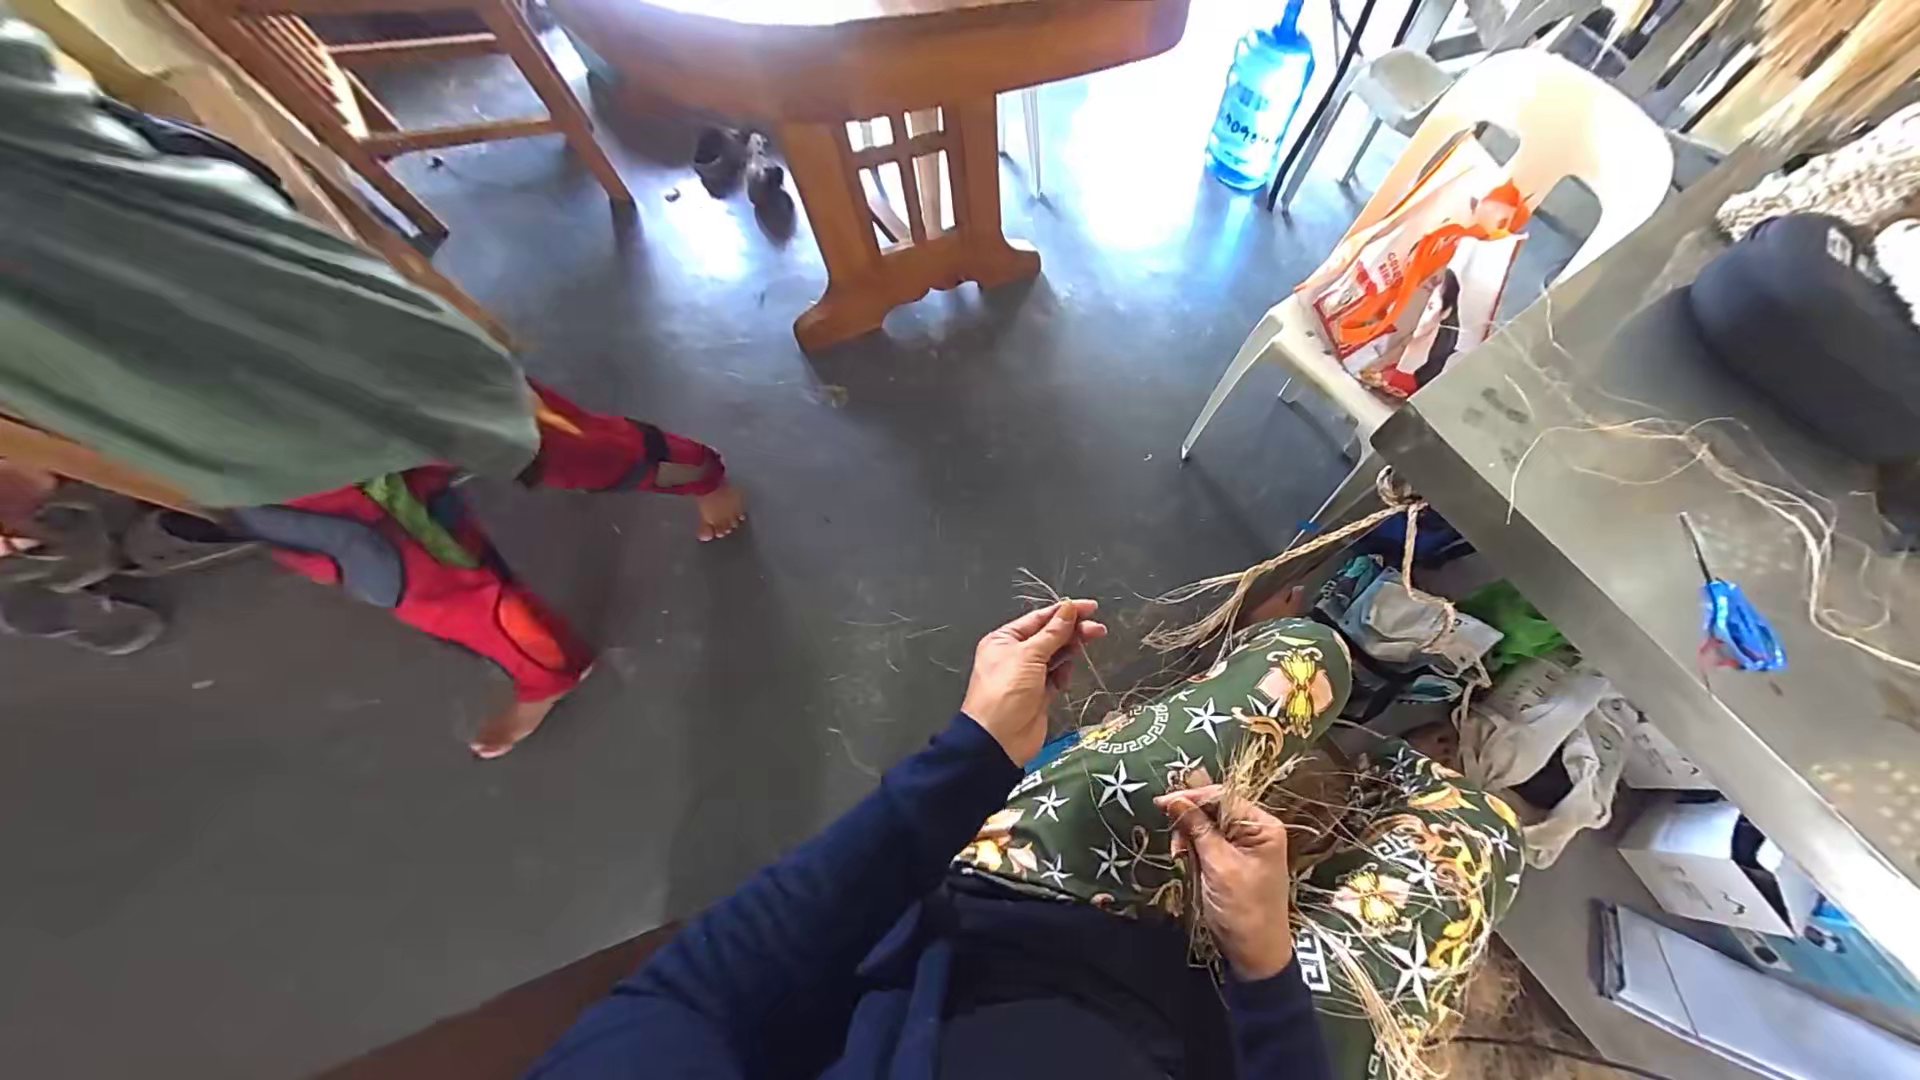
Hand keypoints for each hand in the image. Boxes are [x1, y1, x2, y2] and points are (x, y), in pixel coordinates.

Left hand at [960, 599, 1105, 764]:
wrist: (998, 740)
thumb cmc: (1004, 693)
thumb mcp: (1028, 655)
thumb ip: (1052, 633)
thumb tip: (1068, 609)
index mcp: (1004, 639)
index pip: (1039, 619)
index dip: (1064, 612)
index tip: (1089, 607)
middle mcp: (1014, 654)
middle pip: (1049, 636)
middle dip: (1073, 631)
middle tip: (1097, 629)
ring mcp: (1027, 675)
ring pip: (1055, 655)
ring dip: (1071, 650)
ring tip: (1089, 644)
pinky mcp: (1039, 694)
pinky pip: (1057, 676)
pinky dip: (1064, 673)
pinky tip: (1067, 674)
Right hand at [1155, 783, 1295, 980]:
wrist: (1254, 955)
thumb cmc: (1243, 909)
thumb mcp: (1218, 864)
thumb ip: (1196, 827)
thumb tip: (1173, 798)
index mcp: (1262, 826)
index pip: (1222, 797)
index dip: (1192, 797)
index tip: (1163, 803)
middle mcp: (1254, 828)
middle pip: (1213, 807)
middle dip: (1189, 818)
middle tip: (1170, 832)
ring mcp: (1243, 843)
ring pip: (1205, 822)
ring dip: (1187, 834)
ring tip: (1178, 852)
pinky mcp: (1230, 856)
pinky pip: (1205, 838)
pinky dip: (1191, 845)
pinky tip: (1184, 856)